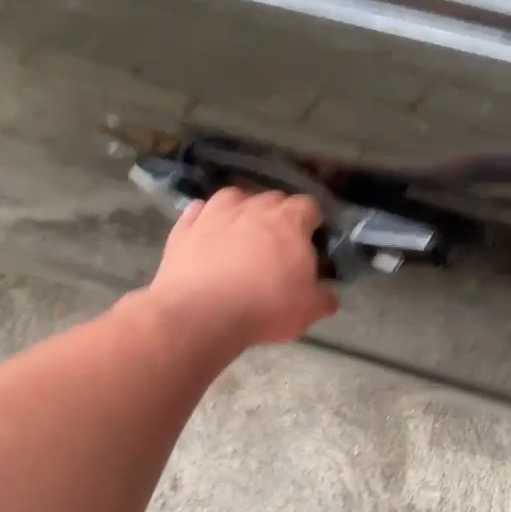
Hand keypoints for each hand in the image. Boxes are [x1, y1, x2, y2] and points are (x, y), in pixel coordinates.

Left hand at [145, 188, 337, 349]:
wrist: (201, 315)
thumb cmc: (266, 307)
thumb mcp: (310, 309)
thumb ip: (324, 297)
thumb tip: (327, 295)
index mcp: (289, 222)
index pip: (308, 205)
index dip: (313, 220)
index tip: (314, 238)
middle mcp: (251, 210)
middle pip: (272, 197)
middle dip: (280, 213)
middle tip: (283, 239)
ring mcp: (213, 215)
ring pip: (232, 196)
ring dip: (243, 208)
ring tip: (245, 228)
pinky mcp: (182, 229)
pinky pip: (198, 211)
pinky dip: (207, 217)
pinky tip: (211, 232)